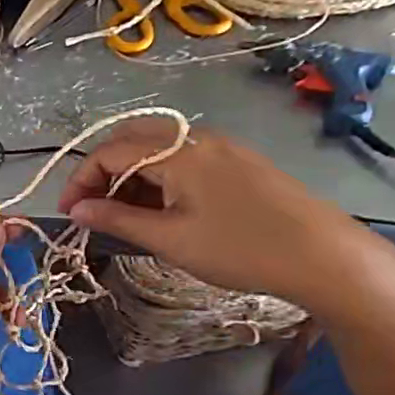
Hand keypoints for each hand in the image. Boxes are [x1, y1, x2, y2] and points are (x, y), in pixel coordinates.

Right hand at [57, 119, 379, 307]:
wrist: (326, 257)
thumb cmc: (239, 248)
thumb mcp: (170, 239)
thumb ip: (117, 219)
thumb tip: (77, 210)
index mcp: (176, 150)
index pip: (109, 152)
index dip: (81, 180)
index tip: (68, 213)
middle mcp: (196, 137)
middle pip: (132, 141)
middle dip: (104, 172)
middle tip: (94, 209)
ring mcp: (221, 146)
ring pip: (159, 150)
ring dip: (132, 176)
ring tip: (126, 216)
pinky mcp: (239, 162)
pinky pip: (184, 159)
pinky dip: (160, 179)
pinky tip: (163, 210)